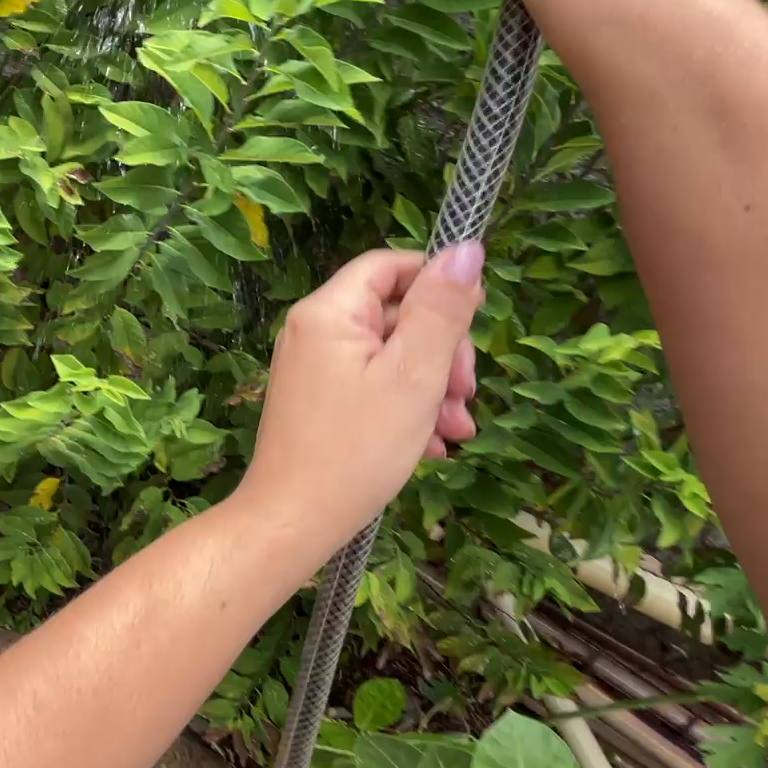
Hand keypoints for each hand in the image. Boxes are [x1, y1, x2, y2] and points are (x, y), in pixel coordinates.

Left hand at [233, 246, 484, 541]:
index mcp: (327, 312)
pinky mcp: (316, 400)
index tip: (473, 324)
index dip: (436, 284)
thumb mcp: (413, 374)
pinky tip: (431, 447)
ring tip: (455, 431)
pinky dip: (404, 408)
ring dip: (431, 388)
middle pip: (394, 315)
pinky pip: (370, 387)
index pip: (388, 266)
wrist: (294, 517)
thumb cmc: (356, 446)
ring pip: (389, 358)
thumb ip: (439, 310)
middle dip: (441, 352)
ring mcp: (311, 368)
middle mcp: (312, 332)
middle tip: (466, 395)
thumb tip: (464, 249)